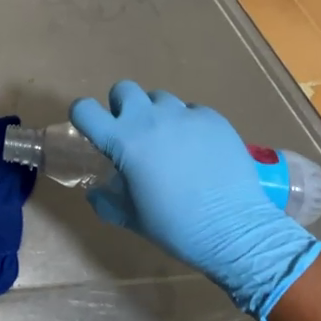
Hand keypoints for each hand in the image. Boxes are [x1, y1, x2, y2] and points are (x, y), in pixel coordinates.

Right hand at [71, 80, 320, 320]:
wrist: (236, 231)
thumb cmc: (177, 228)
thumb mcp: (132, 219)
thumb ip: (107, 201)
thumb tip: (96, 192)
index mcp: (123, 141)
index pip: (84, 108)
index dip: (83, 117)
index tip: (93, 131)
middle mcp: (150, 119)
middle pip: (123, 89)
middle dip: (123, 107)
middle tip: (134, 134)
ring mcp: (184, 115)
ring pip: (160, 98)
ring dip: (157, 114)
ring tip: (171, 142)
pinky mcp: (213, 118)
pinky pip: (192, 111)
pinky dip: (189, 125)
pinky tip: (201, 151)